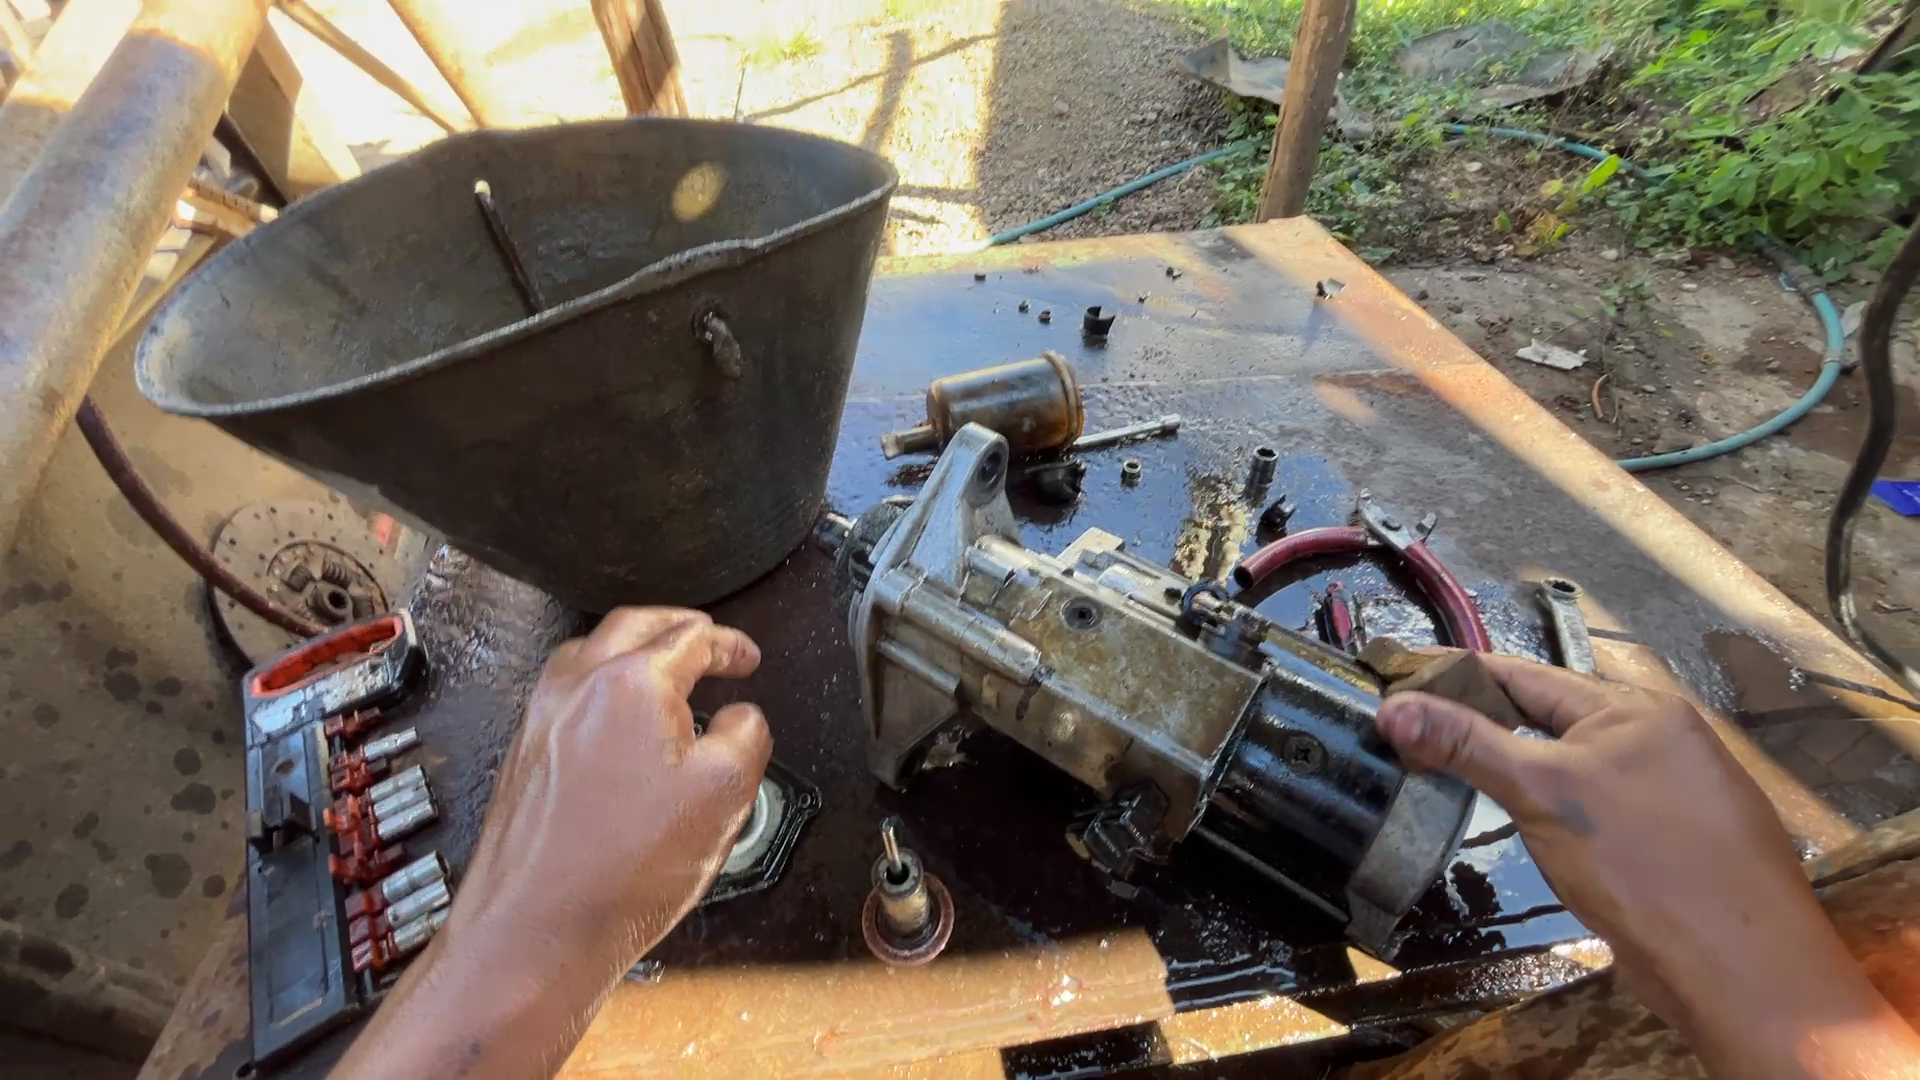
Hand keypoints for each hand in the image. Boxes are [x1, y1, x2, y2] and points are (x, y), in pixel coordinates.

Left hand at [335, 608, 770, 1079]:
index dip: (731, 644)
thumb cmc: (624, 868)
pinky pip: (568, 692)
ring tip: (667, 672)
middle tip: (710, 642)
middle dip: (679, 627)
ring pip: (591, 651)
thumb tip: (741, 718)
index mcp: (631, 683)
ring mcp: (541, 719)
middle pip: (634, 625)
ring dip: (636, 648)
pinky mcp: (523, 755)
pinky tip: (624, 722)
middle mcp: (577, 687)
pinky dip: (604, 683)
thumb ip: (748, 735)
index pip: (692, 637)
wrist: (531, 938)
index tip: (748, 659)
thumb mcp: (726, 792)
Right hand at [1376, 655, 1919, 1078]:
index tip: (1392, 669)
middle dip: (1469, 710)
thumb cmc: (1643, 866)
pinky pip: (1574, 788)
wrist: (1747, 984)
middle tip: (1402, 714)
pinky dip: (1528, 785)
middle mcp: (1651, 736)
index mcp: (1633, 709)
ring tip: (1433, 750)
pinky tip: (1497, 796)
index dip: (1450, 669)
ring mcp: (1658, 785)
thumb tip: (1389, 707)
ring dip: (1496, 750)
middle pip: (1537, 710)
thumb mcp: (1542, 792)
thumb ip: (1463, 742)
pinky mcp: (1654, 830)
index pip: (1520, 673)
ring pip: (1554, 751)